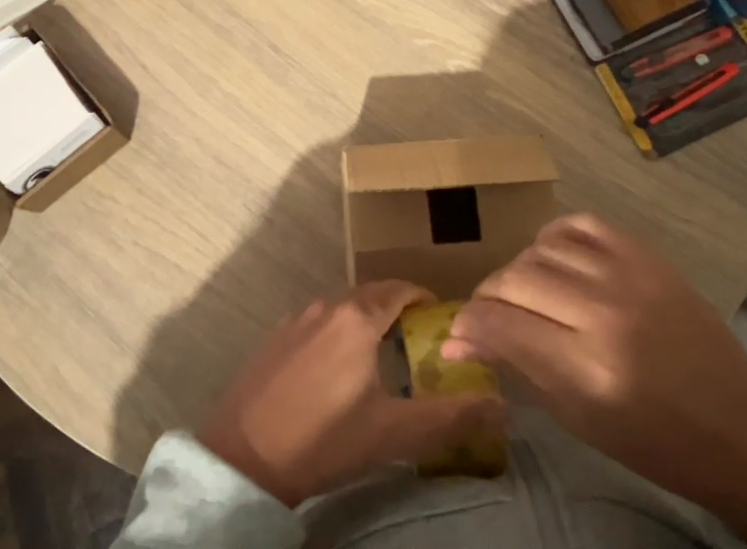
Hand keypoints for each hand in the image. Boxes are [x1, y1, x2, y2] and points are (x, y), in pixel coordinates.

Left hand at [198, 281, 506, 506]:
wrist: (242, 458)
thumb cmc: (323, 440)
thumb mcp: (395, 434)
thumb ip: (452, 418)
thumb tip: (503, 406)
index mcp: (357, 317)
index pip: (402, 288)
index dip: (426, 300)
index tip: (443, 322)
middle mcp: (326, 306)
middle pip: (372, 294)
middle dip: (399, 309)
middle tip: (420, 342)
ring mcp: (294, 320)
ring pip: (342, 308)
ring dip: (366, 321)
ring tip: (384, 356)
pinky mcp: (273, 339)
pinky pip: (317, 322)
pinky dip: (337, 333)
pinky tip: (338, 370)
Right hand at [443, 214, 746, 543]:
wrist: (739, 426)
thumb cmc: (655, 442)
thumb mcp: (577, 418)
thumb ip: (517, 366)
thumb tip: (457, 341)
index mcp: (586, 366)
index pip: (498, 322)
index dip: (466, 326)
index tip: (457, 336)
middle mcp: (604, 310)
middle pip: (515, 278)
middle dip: (487, 298)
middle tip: (488, 319)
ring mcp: (629, 275)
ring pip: (542, 248)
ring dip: (519, 271)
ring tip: (524, 295)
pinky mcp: (648, 256)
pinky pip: (582, 224)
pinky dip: (555, 238)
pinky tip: (553, 260)